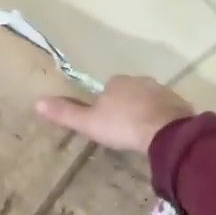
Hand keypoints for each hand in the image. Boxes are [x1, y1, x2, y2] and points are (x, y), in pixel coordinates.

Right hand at [35, 75, 193, 152]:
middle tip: (124, 130)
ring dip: (145, 112)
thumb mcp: (89, 123)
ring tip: (142, 133)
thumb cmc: (122, 125)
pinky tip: (160, 134)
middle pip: (129, 92)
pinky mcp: (178, 103)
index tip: (106, 123)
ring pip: (148, 100)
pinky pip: (166, 110)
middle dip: (126, 107)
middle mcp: (140, 80)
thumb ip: (65, 113)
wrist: (166, 131)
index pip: (108, 89)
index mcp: (117, 82)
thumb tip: (36, 102)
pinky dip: (162, 118)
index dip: (105, 105)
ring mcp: (162, 91)